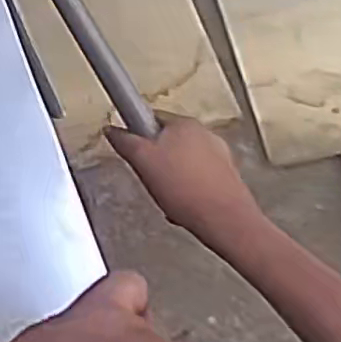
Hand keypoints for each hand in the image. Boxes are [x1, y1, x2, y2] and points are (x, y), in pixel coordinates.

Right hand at [105, 114, 262, 238]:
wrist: (226, 224)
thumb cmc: (184, 188)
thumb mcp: (140, 159)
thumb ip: (123, 140)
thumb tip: (112, 130)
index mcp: (185, 123)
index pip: (149, 117)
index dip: (136, 134)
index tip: (133, 150)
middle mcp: (206, 135)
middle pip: (166, 140)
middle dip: (154, 158)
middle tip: (148, 174)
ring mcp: (220, 157)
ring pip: (181, 161)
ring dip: (170, 174)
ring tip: (166, 192)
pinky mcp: (228, 178)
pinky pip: (197, 177)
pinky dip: (187, 187)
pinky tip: (182, 202)